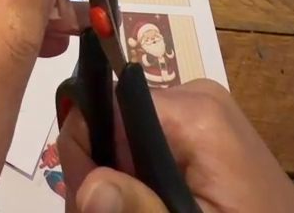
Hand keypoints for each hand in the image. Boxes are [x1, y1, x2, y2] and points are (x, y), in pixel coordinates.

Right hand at [58, 80, 293, 212]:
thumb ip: (140, 210)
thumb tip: (86, 186)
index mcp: (193, 111)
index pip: (102, 107)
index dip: (84, 156)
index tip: (88, 205)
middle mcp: (195, 93)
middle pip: (113, 120)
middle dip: (105, 175)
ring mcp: (204, 109)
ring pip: (128, 133)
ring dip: (123, 181)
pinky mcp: (209, 128)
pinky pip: (154, 141)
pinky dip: (145, 178)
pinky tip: (155, 206)